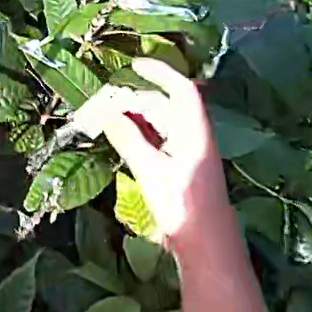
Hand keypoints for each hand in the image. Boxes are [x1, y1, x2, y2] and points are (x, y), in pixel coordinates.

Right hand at [75, 58, 228, 242]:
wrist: (207, 246)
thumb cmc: (182, 206)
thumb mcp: (149, 170)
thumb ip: (128, 138)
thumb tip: (107, 113)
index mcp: (194, 133)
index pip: (181, 91)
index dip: (161, 73)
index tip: (134, 65)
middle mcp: (194, 137)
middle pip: (166, 106)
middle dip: (136, 99)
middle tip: (104, 102)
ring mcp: (189, 153)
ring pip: (161, 123)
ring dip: (135, 117)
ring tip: (106, 118)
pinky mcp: (183, 168)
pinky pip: (160, 139)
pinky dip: (140, 133)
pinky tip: (122, 137)